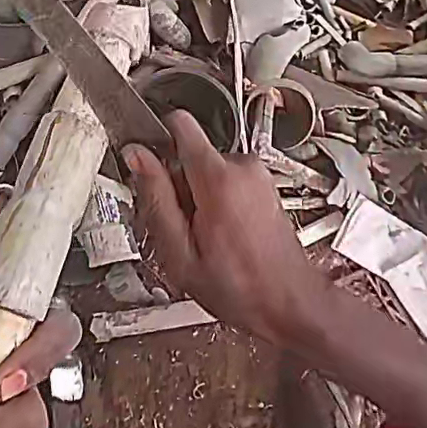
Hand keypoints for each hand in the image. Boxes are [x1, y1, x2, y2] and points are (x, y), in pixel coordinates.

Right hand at [123, 109, 333, 346]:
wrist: (289, 303)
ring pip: (204, 168)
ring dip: (194, 195)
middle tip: (178, 225)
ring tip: (202, 235)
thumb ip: (155, 197)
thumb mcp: (179, 251)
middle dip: (175, 183)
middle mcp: (242, 167)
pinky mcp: (262, 184)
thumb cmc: (240, 287)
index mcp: (218, 178)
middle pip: (188, 153)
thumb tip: (136, 156)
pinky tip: (219, 233)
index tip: (147, 165)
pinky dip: (214, 200)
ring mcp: (256, 174)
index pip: (179, 124)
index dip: (156, 140)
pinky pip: (224, 178)